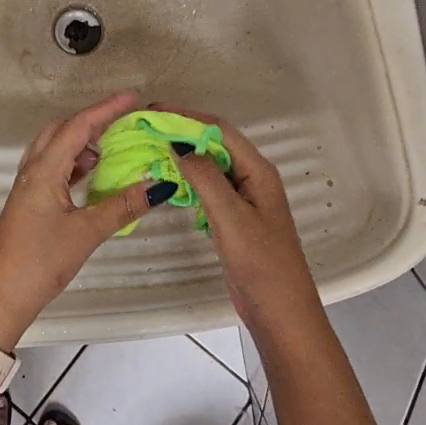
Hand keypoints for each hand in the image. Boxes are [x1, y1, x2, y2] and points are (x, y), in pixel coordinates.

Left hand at [0, 91, 169, 348]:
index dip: (106, 109)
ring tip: (113, 149)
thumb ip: (123, 206)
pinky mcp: (29, 202)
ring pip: (55, 149)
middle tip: (124, 123)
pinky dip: (73, 163)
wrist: (2, 297)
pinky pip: (53, 168)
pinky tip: (92, 176)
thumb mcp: (87, 233)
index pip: (77, 127)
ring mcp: (27, 186)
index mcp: (43, 170)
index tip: (133, 97)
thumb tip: (159, 185)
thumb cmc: (41, 262)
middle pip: (61, 130)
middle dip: (92, 121)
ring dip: (82, 142)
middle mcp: (32, 171)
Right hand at [159, 105, 313, 317]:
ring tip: (150, 149)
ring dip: (184, 155)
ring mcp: (244, 199)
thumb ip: (206, 178)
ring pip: (211, 166)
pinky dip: (189, 179)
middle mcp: (253, 178)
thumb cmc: (261, 263)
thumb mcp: (230, 217)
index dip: (187, 117)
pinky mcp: (235, 218)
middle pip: (215, 143)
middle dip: (182, 132)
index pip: (220, 130)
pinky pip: (209, 188)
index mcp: (258, 171)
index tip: (153, 113)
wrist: (280, 311)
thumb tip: (179, 145)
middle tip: (145, 129)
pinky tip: (168, 182)